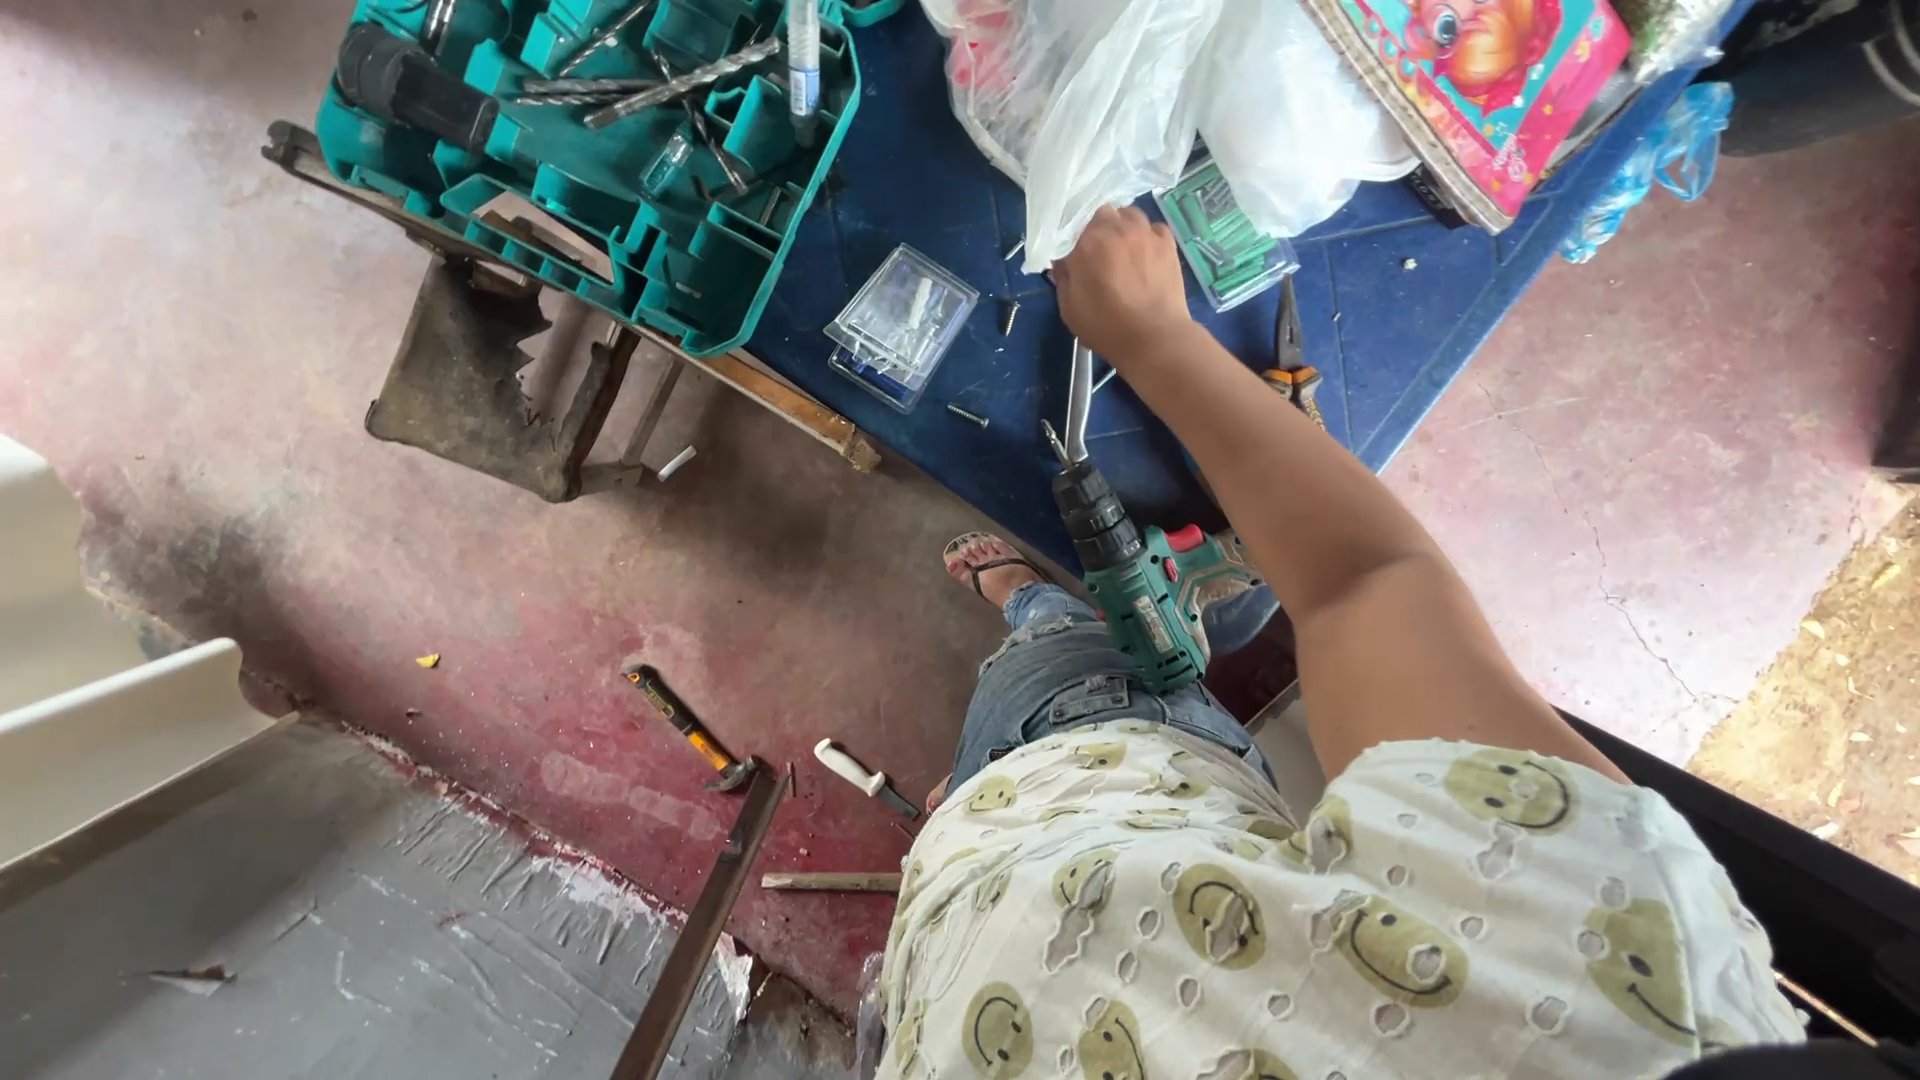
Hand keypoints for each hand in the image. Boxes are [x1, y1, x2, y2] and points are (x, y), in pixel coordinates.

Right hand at [1053, 205, 1191, 365]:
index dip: (1072, 243)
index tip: (1074, 259)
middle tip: (1099, 255)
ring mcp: (1144, 232)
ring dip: (1123, 227)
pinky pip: (1153, 227)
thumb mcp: (1069, 309)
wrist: (1153, 337)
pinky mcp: (1167, 242)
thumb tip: (1063, 261)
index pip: (1072, 229)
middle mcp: (1115, 228)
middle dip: (1098, 230)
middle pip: (1101, 214)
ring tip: (1124, 250)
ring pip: (1129, 214)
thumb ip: (1063, 278)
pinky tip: (1146, 253)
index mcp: (1087, 243)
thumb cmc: (1106, 327)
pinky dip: (1147, 235)